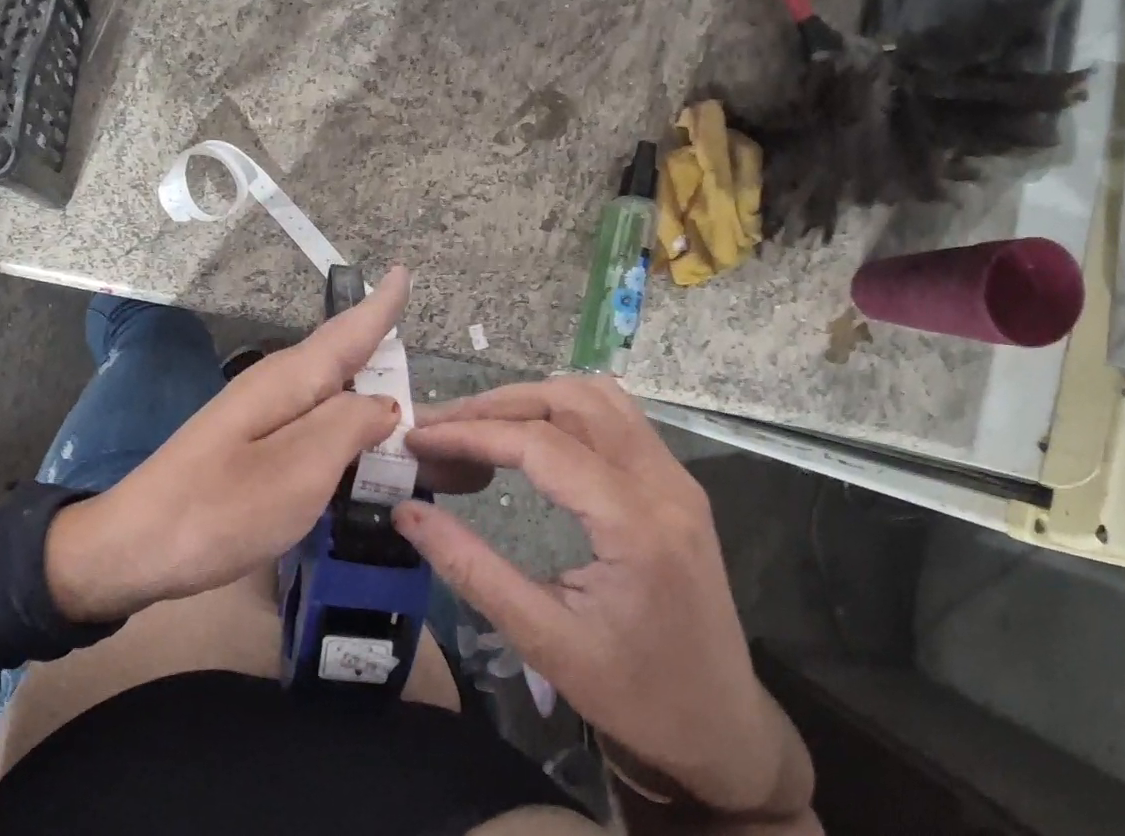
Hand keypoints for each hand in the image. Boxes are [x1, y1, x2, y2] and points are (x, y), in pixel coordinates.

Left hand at [48, 266, 481, 622]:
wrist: (135, 547)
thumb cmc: (220, 509)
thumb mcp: (300, 469)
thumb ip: (349, 427)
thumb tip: (385, 402)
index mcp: (288, 381)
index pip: (347, 333)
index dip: (379, 308)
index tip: (402, 272)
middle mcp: (274, 388)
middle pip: (341, 364)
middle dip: (388, 361)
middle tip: (440, 380)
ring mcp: (257, 421)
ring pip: (328, 399)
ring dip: (370, 402)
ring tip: (417, 414)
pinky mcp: (249, 452)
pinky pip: (312, 430)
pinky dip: (345, 436)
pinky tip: (361, 450)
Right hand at [394, 377, 812, 818]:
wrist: (719, 727)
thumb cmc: (631, 692)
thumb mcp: (540, 638)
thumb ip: (469, 567)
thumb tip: (405, 511)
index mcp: (636, 526)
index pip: (541, 444)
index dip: (470, 433)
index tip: (417, 440)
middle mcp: (664, 486)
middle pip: (571, 402)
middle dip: (494, 406)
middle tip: (437, 429)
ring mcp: (676, 481)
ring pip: (597, 398)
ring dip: (530, 400)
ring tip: (474, 430)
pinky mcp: (675, 486)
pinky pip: (616, 419)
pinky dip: (561, 413)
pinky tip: (525, 441)